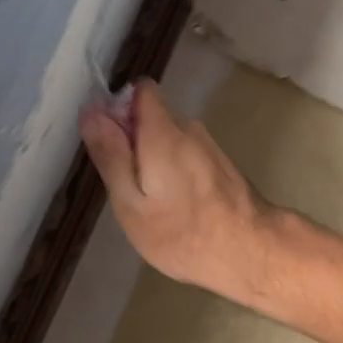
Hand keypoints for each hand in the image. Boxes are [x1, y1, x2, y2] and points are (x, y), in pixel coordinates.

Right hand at [79, 81, 275, 299]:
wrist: (251, 252)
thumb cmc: (182, 233)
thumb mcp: (131, 203)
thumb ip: (111, 154)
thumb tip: (91, 111)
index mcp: (163, 131)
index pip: (141, 89)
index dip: (120, 107)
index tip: (111, 142)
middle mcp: (188, 127)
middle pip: (152, 115)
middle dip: (134, 140)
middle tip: (128, 186)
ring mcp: (207, 144)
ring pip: (168, 136)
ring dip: (154, 158)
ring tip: (152, 202)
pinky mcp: (219, 161)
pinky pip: (185, 152)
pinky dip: (174, 169)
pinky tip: (176, 206)